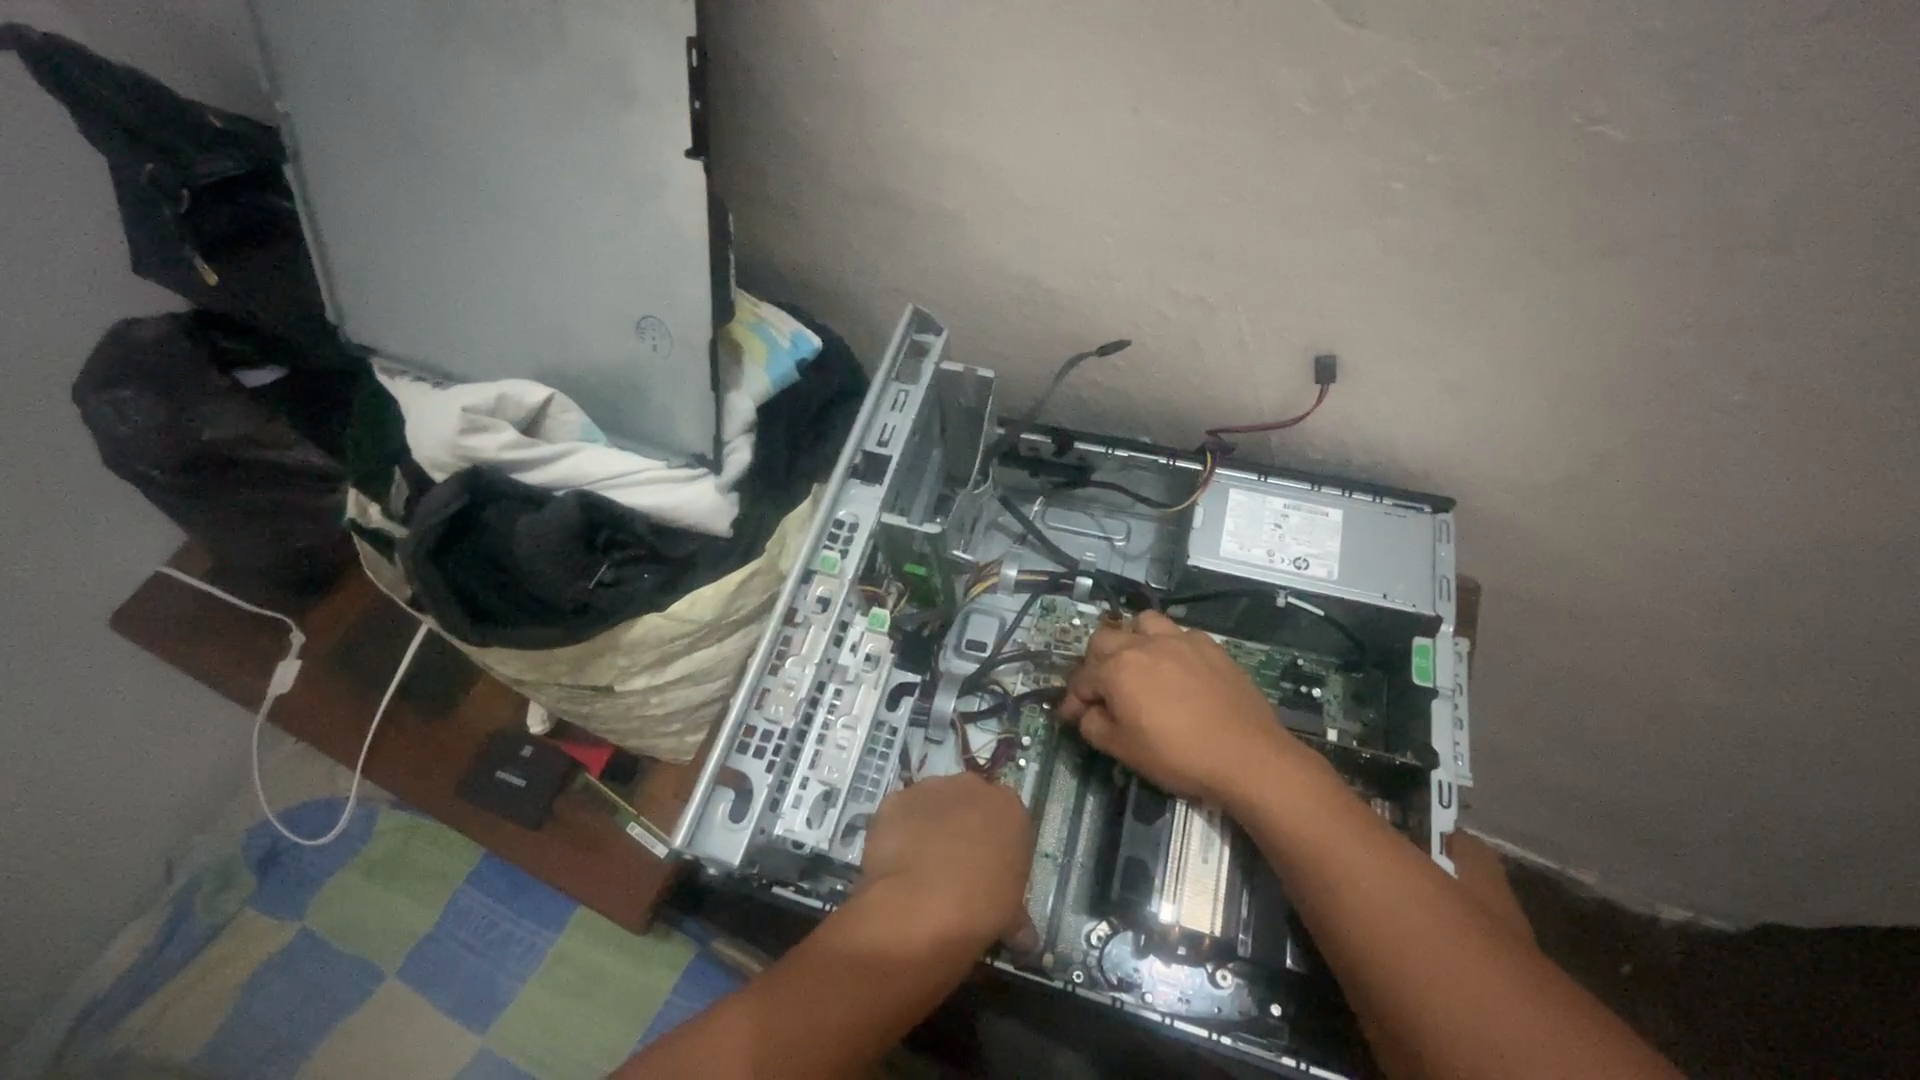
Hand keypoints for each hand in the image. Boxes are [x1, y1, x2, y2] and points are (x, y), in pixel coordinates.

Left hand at [859, 772, 1037, 952]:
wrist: (920, 906)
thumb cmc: (980, 909)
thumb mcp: (1011, 915)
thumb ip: (1016, 914)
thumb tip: (1022, 936)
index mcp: (1009, 808)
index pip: (1005, 818)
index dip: (994, 844)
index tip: (986, 869)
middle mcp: (972, 787)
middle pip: (968, 802)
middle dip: (962, 827)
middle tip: (953, 866)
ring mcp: (929, 789)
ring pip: (932, 804)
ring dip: (929, 827)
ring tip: (920, 868)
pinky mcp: (894, 800)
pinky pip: (899, 814)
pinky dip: (898, 833)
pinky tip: (895, 865)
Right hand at [1058, 610, 1322, 803]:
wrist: (1246, 755)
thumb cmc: (1177, 755)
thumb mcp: (1123, 750)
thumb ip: (1094, 726)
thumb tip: (1089, 712)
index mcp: (1117, 669)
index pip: (1081, 679)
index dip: (1072, 700)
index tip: (1070, 717)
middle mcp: (1144, 644)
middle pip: (1105, 639)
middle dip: (1095, 663)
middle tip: (1102, 690)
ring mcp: (1180, 640)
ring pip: (1143, 623)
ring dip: (1132, 640)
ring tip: (1138, 665)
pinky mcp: (1210, 647)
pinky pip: (1179, 634)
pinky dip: (1168, 647)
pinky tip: (1177, 670)